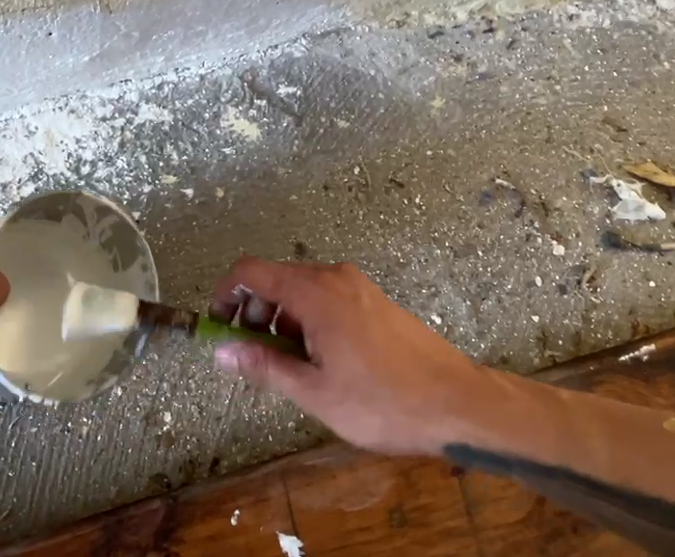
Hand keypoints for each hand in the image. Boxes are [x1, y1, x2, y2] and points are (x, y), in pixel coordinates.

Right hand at [210, 257, 484, 455]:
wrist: (459, 403)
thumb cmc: (383, 402)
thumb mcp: (315, 392)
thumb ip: (264, 366)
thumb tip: (222, 352)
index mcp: (314, 292)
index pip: (251, 271)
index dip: (224, 293)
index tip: (215, 325)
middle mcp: (333, 277)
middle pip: (274, 278)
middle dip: (252, 311)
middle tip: (250, 354)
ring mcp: (356, 285)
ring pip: (300, 289)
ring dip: (280, 319)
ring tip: (286, 365)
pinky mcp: (372, 299)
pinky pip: (325, 297)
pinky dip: (306, 319)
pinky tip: (318, 359)